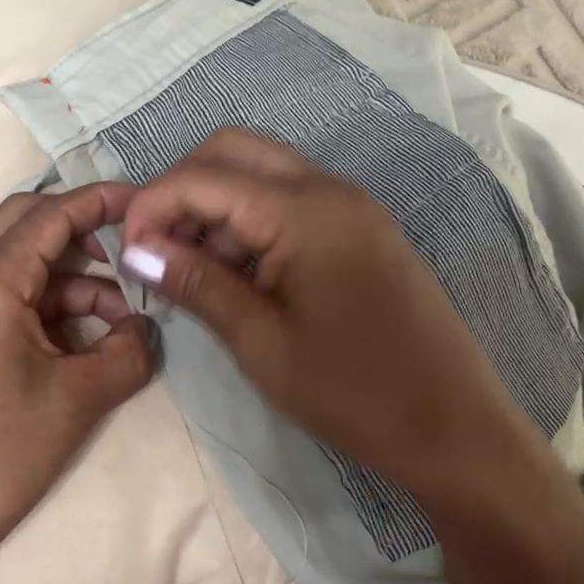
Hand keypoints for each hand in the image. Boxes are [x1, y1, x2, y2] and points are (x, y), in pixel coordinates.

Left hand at [0, 183, 156, 567]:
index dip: (99, 200)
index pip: (49, 215)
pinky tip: (78, 336)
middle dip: (78, 226)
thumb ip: (127, 352)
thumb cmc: (1, 452)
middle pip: (23, 219)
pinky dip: (41, 298)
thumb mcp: (78, 400)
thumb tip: (148, 328)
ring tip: (117, 318)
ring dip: (66, 274)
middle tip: (125, 249)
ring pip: (13, 256)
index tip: (142, 200)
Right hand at [118, 128, 541, 495]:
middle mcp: (329, 189)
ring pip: (259, 171)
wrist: (457, 432)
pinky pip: (288, 198)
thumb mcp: (258, 341)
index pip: (202, 177)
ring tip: (190, 268)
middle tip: (157, 246)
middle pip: (231, 150)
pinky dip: (247, 219)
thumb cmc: (352, 393)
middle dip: (181, 188)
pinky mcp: (360, 229)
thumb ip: (194, 282)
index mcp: (304, 211)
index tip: (127, 253)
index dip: (151, 206)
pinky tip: (235, 272)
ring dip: (213, 204)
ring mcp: (351, 206)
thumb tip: (134, 249)